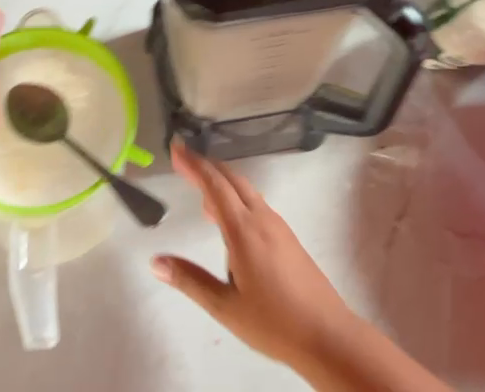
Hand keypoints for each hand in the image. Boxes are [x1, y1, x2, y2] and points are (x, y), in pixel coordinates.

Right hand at [152, 142, 362, 370]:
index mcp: (244, 230)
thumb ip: (190, 280)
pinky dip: (237, 200)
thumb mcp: (225, 306)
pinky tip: (230, 222)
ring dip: (223, 185)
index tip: (176, 148)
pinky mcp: (288, 239)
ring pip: (247, 192)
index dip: (194, 165)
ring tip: (202, 196)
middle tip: (184, 161)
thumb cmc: (274, 322)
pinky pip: (257, 206)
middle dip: (207, 168)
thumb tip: (155, 261)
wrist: (328, 336)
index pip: (214, 186)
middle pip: (232, 180)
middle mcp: (263, 220)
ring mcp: (279, 228)